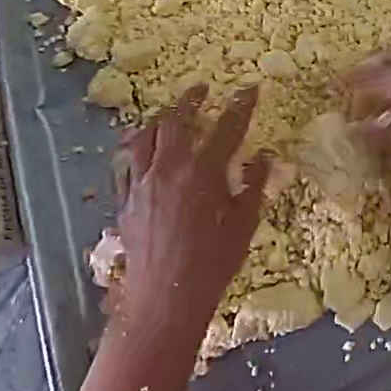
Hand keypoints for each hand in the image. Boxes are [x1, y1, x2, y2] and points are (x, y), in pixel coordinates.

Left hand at [112, 85, 267, 338]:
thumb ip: (253, 186)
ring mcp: (143, 184)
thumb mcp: (244, 226)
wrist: (164, 301)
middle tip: (201, 89)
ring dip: (160, 119)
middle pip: (176, 120)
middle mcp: (169, 169)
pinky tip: (143, 151)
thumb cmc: (212, 266)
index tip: (249, 88)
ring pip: (146, 137)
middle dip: (190, 99)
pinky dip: (137, 150)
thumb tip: (264, 157)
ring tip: (169, 113)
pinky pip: (128, 165)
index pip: (226, 128)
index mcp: (203, 173)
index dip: (240, 105)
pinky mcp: (126, 201)